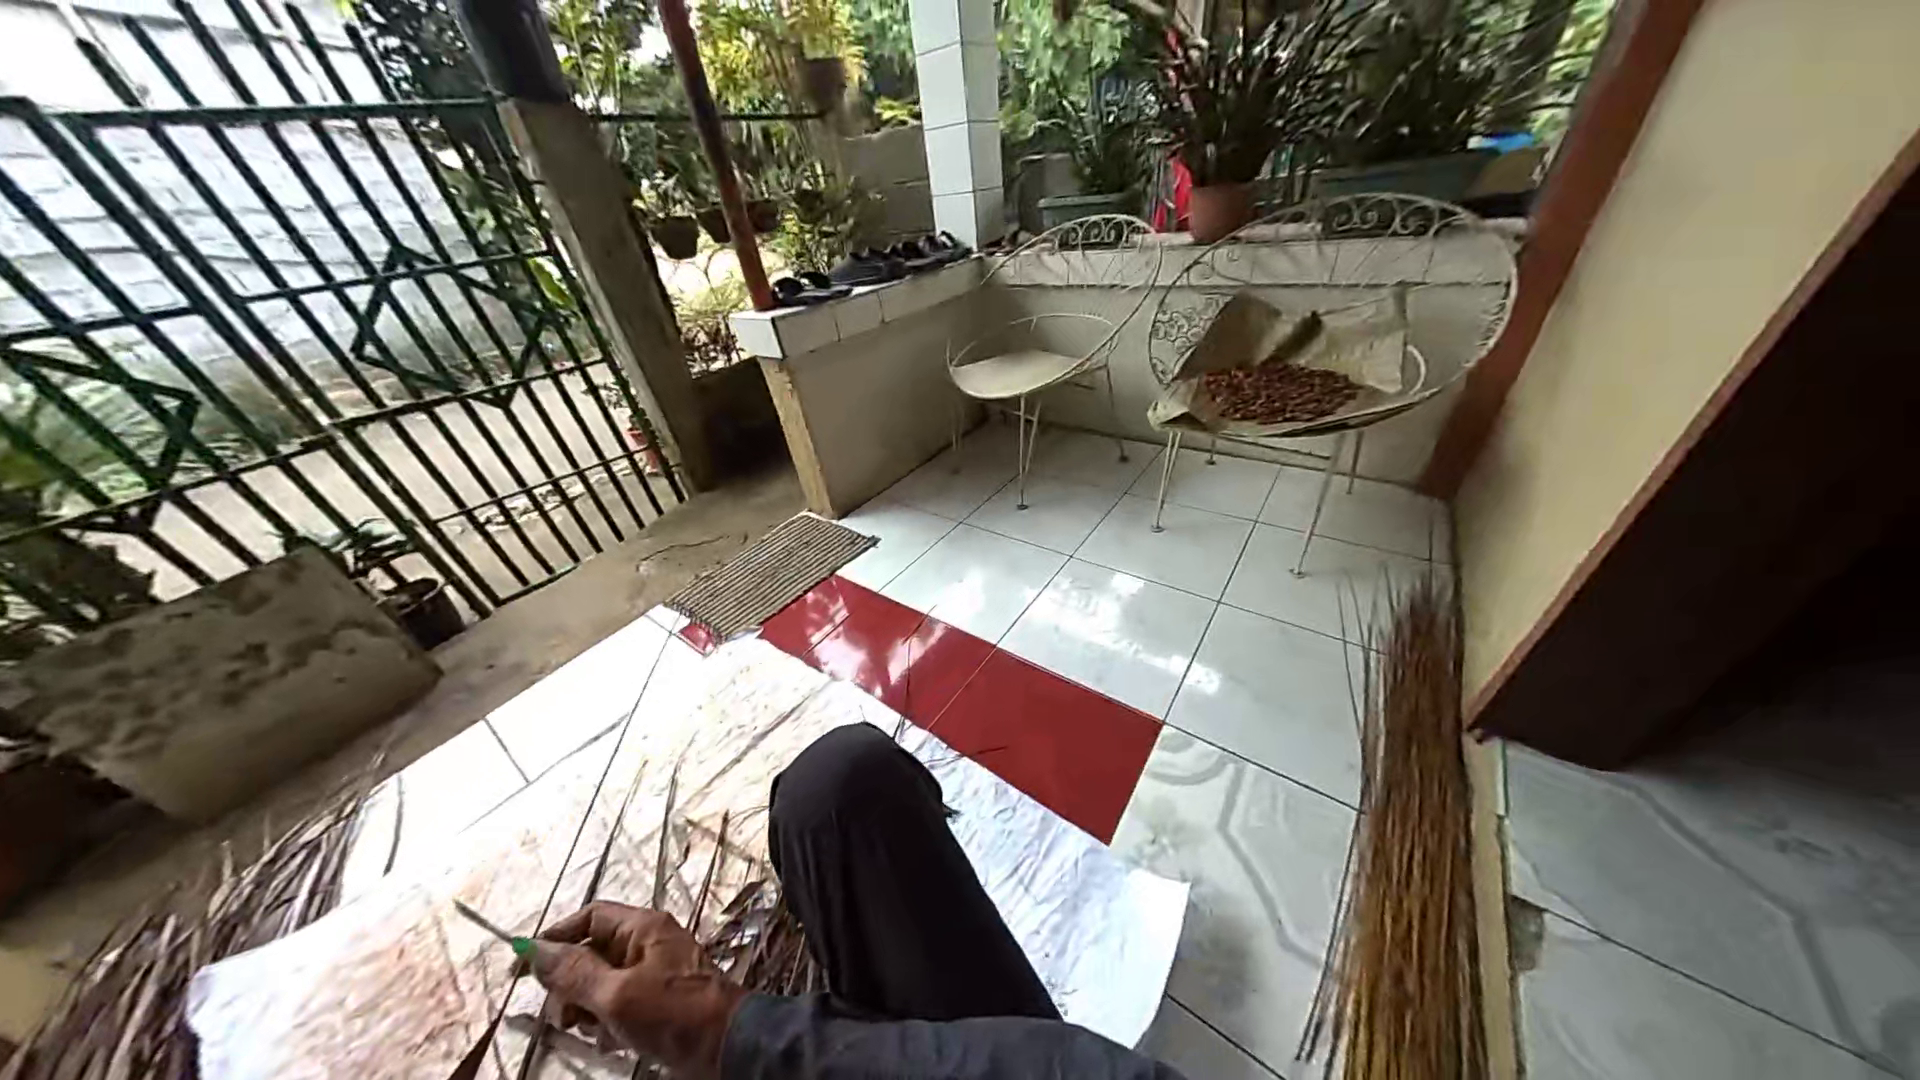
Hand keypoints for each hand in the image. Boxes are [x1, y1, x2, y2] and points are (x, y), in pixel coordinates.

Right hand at [527, 900, 745, 1078]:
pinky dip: (606, 1022)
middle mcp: (645, 942)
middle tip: (570, 1017)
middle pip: (590, 952)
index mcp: (642, 927)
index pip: (590, 917)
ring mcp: (650, 970)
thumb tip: (535, 950)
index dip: (555, 938)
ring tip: (597, 1030)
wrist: (722, 1042)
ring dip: (587, 1008)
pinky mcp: (652, 999)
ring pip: (598, 982)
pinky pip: (614, 1004)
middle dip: (570, 985)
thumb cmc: (672, 1012)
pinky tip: (614, 1042)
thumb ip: (575, 973)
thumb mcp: (617, 994)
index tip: (519, 970)